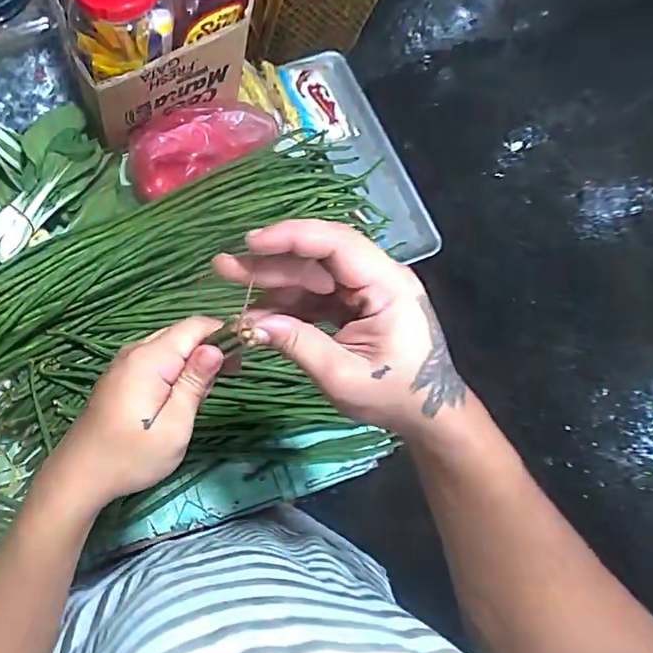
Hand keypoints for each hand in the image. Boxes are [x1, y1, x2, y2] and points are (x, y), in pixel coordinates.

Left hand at [32, 316, 225, 514]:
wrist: (79, 476)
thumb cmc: (131, 456)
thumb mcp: (175, 425)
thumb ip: (194, 383)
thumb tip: (216, 348)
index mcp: (149, 358)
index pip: (195, 326)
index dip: (224, 333)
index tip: (245, 357)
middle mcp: (135, 351)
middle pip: (182, 333)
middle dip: (211, 347)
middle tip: (232, 376)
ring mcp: (124, 363)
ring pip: (169, 346)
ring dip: (194, 360)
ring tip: (210, 389)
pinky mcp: (120, 377)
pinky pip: (156, 360)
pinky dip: (176, 368)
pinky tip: (183, 393)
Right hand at [213, 220, 469, 439]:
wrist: (427, 414)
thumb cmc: (394, 396)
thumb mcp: (343, 376)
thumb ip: (299, 345)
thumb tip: (252, 323)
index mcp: (386, 285)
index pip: (336, 244)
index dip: (291, 238)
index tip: (251, 244)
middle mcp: (378, 277)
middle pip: (319, 255)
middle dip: (272, 260)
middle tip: (225, 266)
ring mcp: (367, 290)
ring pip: (314, 274)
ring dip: (275, 281)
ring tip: (234, 285)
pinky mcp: (358, 305)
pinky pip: (318, 294)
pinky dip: (289, 302)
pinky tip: (260, 311)